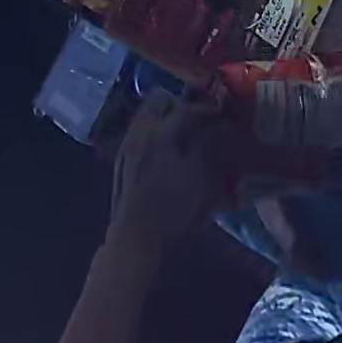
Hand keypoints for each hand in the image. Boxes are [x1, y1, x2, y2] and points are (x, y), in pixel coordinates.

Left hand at [106, 95, 222, 253]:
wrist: (136, 240)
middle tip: (198, 118)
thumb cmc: (174, 210)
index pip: (185, 108)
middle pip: (159, 103)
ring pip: (146, 116)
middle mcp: (141, 131)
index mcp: (161, 132)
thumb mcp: (202, 179)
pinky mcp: (120, 161)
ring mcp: (127, 144)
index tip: (221, 114)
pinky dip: (153, 131)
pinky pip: (138, 132)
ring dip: (164, 117)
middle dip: (180, 105)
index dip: (206, 109)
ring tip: (182, 132)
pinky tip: (164, 150)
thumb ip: (210, 147)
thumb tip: (220, 128)